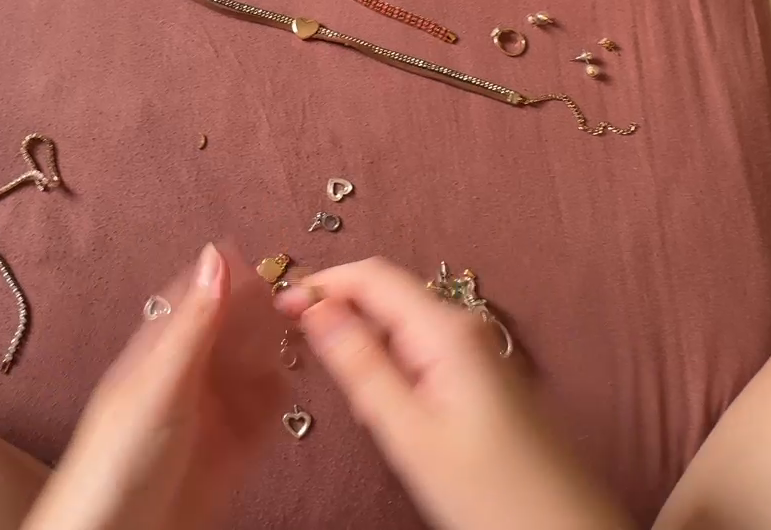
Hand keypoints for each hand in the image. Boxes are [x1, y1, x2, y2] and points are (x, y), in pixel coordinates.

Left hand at [22, 244, 286, 529]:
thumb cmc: (118, 459)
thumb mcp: (161, 382)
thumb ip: (194, 322)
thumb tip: (215, 253)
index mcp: (163, 347)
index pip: (202, 295)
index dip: (233, 275)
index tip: (270, 261)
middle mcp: (189, 372)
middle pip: (234, 327)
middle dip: (264, 312)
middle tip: (300, 301)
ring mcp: (211, 410)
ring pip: (253, 365)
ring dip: (276, 350)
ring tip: (303, 338)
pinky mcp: (230, 448)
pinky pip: (263, 412)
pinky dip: (279, 395)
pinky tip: (290, 385)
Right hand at [277, 258, 631, 529]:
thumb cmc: (490, 495)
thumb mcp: (410, 434)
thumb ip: (361, 365)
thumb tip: (316, 310)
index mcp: (445, 329)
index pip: (373, 275)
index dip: (323, 282)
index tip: (281, 305)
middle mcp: (463, 326)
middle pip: (388, 294)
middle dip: (342, 311)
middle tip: (303, 347)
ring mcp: (477, 350)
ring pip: (403, 324)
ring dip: (366, 340)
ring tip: (346, 388)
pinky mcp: (483, 376)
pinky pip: (423, 349)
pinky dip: (392, 362)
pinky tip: (387, 405)